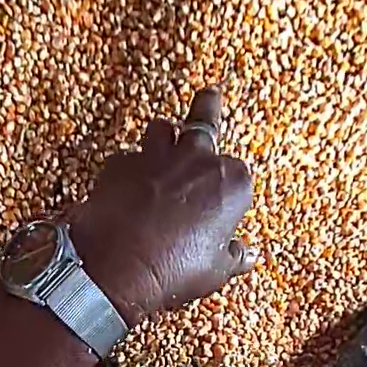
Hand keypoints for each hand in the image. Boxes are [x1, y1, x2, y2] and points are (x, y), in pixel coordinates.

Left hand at [67, 89, 254, 324]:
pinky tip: (124, 189)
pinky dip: (128, 171)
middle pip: (205, 120)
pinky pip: (126, 159)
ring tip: (162, 142)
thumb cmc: (175, 269)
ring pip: (162, 128)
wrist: (119, 266)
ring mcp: (156, 155)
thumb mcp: (214, 270)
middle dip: (209, 107)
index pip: (238, 176)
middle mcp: (197, 158)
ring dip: (164, 136)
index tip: (219, 207)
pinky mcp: (120, 163)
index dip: (226, 192)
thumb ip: (233, 256)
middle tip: (211, 96)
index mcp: (231, 183)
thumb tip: (248, 256)